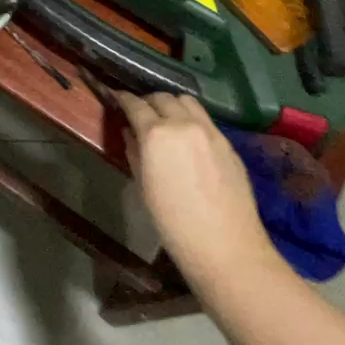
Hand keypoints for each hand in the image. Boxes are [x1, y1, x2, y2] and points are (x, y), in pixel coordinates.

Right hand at [109, 90, 279, 283]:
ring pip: (187, 102)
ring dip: (172, 105)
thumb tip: (130, 133)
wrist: (225, 247)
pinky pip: (206, 120)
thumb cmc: (172, 221)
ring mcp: (210, 132)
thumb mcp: (142, 185)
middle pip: (163, 97)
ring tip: (167, 120)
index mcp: (156, 134)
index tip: (115, 98)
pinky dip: (192, 120)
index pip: (135, 104)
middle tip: (140, 113)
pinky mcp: (229, 144)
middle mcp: (184, 124)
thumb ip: (134, 151)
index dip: (122, 99)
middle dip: (148, 101)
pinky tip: (189, 139)